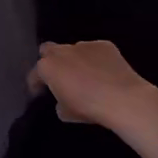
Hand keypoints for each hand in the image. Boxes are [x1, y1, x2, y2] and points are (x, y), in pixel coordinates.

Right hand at [27, 40, 157, 128]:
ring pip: (72, 49)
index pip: (34, 74)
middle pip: (48, 50)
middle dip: (50, 61)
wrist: (122, 98)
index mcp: (48, 67)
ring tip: (85, 75)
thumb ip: (58, 101)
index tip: (40, 93)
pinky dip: (94, 59)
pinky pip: (93, 50)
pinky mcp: (104, 44)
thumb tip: (63, 99)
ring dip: (74, 59)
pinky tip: (103, 72)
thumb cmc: (88, 107)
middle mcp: (62, 51)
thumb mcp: (64, 113)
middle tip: (59, 77)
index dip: (36, 84)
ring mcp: (84, 45)